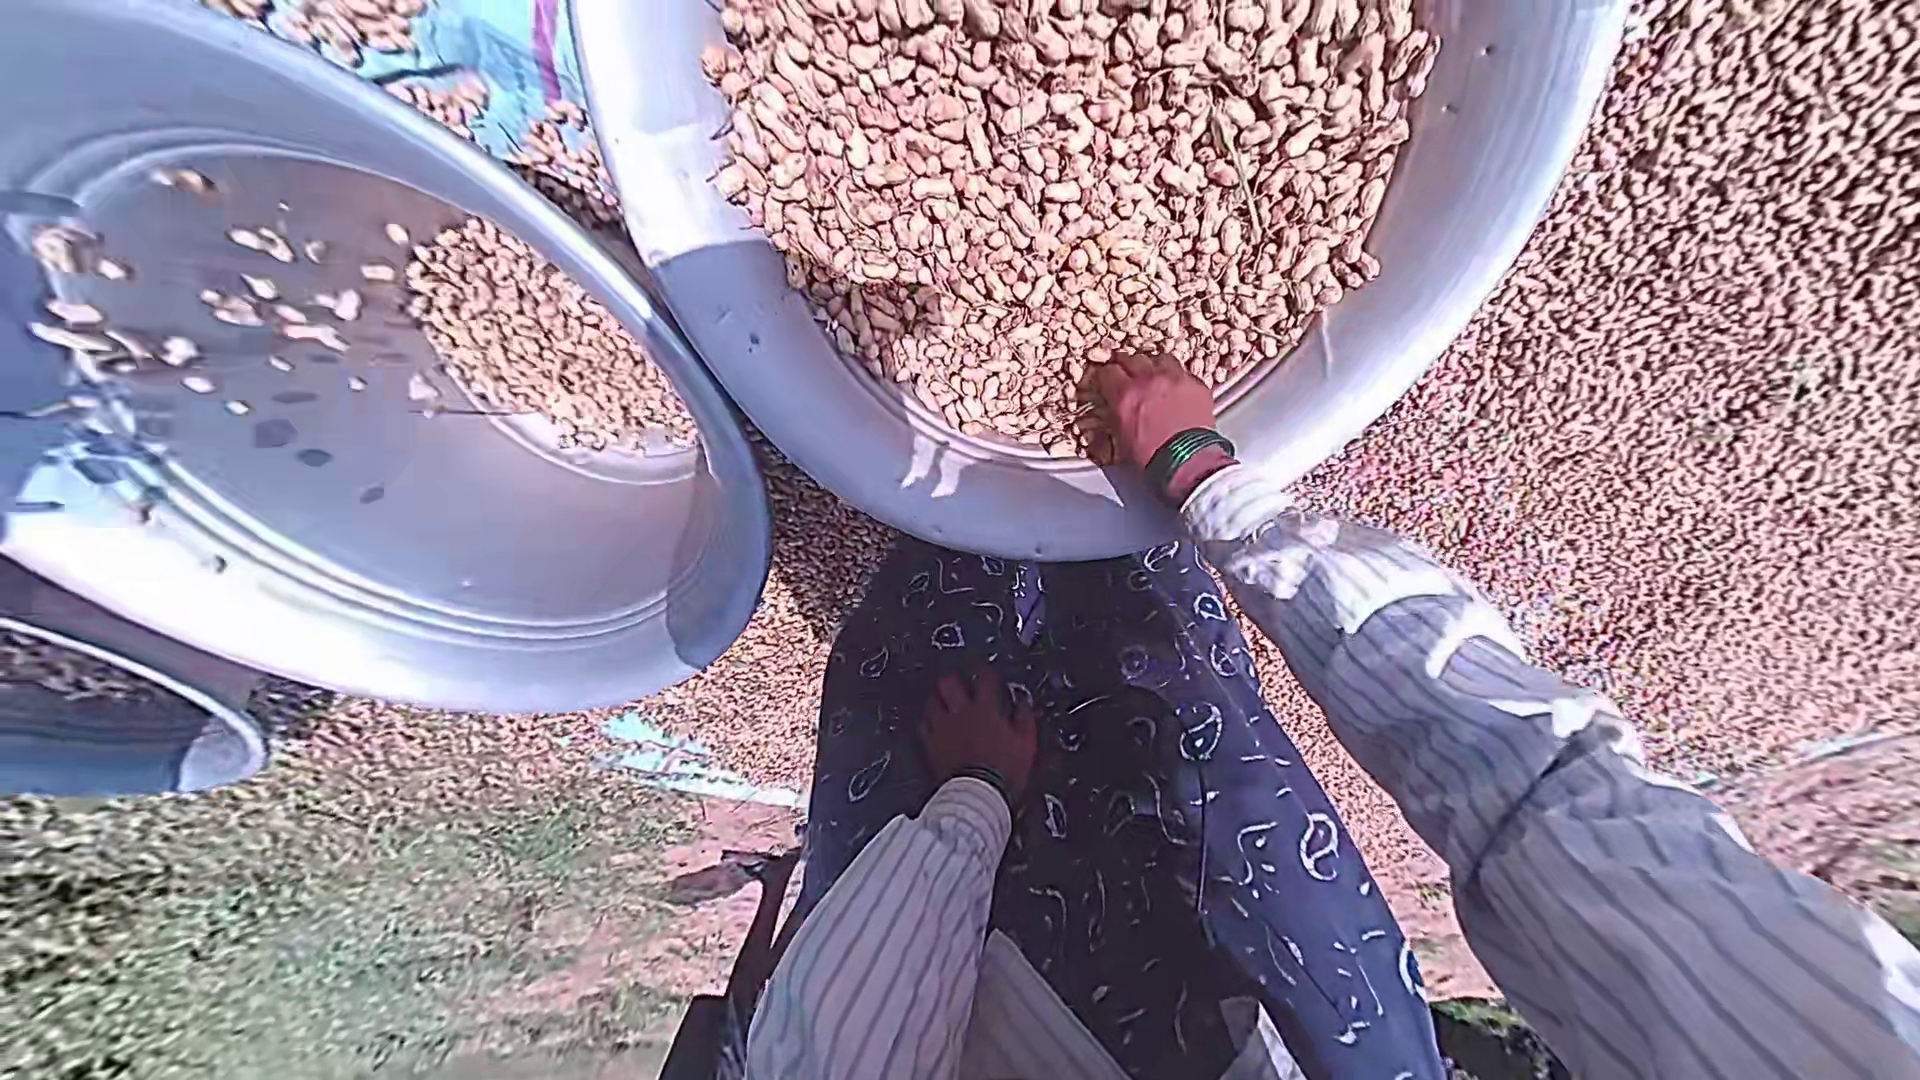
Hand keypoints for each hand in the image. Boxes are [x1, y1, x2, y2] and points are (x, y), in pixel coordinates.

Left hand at [921, 667, 1036, 807]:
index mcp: (986, 709)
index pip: (984, 680)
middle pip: (949, 682)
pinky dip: (928, 719)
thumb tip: (1023, 702)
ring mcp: (943, 727)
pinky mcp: (931, 744)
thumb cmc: (1005, 770)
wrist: (978, 796)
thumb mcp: (1026, 744)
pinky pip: (924, 724)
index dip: (985, 672)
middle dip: (953, 678)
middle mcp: (961, 712)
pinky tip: (933, 721)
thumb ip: (1025, 718)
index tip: (986, 672)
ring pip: (932, 700)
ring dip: (938, 697)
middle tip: (958, 681)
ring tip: (942, 698)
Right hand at [1090, 351, 1233, 501]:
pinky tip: (1173, 388)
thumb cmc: (1153, 458)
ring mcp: (1175, 378)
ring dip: (1152, 366)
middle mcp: (1149, 380)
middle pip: (1131, 358)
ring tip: (1151, 376)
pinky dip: (1174, 377)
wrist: (1188, 462)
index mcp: (1125, 395)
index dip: (1104, 376)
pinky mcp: (1196, 384)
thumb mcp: (1120, 439)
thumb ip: (1115, 415)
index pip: (1107, 372)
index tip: (1105, 380)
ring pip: (1159, 359)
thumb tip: (1114, 408)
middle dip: (1125, 366)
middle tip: (1124, 373)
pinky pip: (1182, 371)